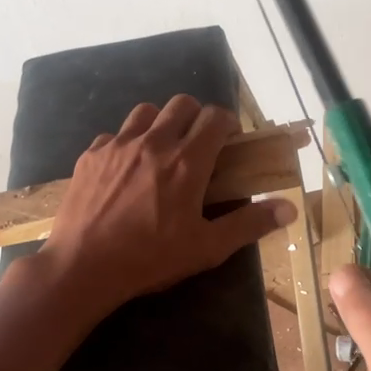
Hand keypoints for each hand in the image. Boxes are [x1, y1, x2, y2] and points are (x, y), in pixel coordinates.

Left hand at [37, 95, 295, 311]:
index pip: (215, 117)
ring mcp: (118, 145)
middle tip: (200, 145)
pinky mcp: (91, 156)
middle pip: (182, 104)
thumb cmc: (151, 259)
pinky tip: (127, 169)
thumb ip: (249, 224)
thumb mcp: (207, 248)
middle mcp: (154, 143)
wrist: (82, 267)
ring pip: (146, 111)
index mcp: (187, 162)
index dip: (227, 124)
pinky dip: (128, 142)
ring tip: (163, 150)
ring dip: (161, 123)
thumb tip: (288, 208)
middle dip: (196, 117)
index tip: (230, 142)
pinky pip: (115, 134)